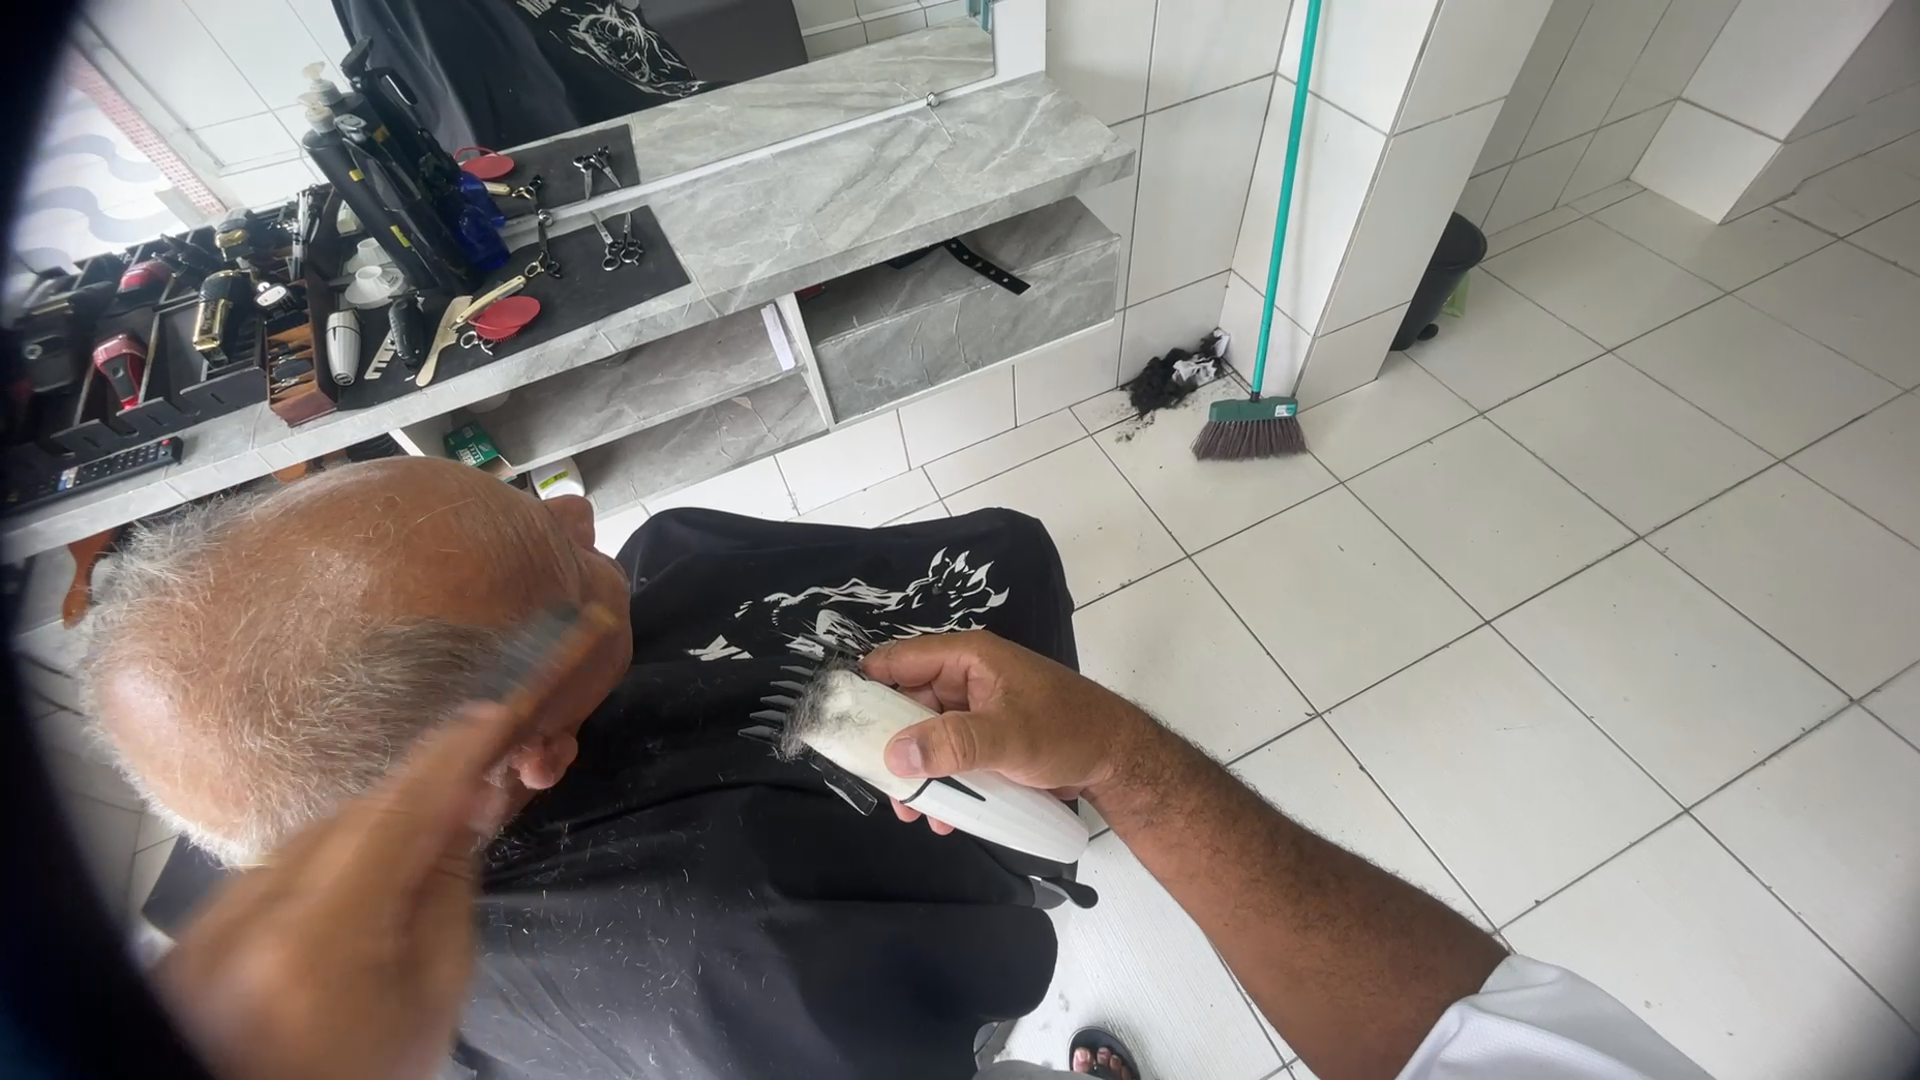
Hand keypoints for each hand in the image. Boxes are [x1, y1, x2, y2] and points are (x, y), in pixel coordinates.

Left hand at [156, 702, 524, 1079]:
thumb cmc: (367, 1073)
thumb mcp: (437, 987)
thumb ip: (449, 885)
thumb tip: (468, 804)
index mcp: (319, 938)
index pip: (397, 812)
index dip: (451, 755)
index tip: (494, 716)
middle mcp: (246, 919)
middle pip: (355, 815)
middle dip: (423, 791)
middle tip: (480, 789)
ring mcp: (203, 929)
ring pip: (314, 834)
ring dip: (379, 820)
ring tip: (426, 841)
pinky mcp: (187, 939)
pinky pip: (277, 864)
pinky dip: (334, 852)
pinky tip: (364, 877)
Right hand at [862, 631, 1159, 831]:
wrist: (1117, 759)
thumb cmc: (1065, 731)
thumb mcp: (1007, 737)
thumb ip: (952, 744)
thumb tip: (892, 755)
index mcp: (967, 657)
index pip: (900, 660)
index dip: (865, 683)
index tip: (838, 720)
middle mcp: (966, 677)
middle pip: (908, 703)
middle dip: (892, 744)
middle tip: (879, 782)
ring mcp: (976, 708)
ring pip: (927, 735)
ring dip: (918, 771)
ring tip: (912, 811)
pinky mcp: (987, 737)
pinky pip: (951, 754)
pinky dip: (943, 780)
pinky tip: (944, 815)